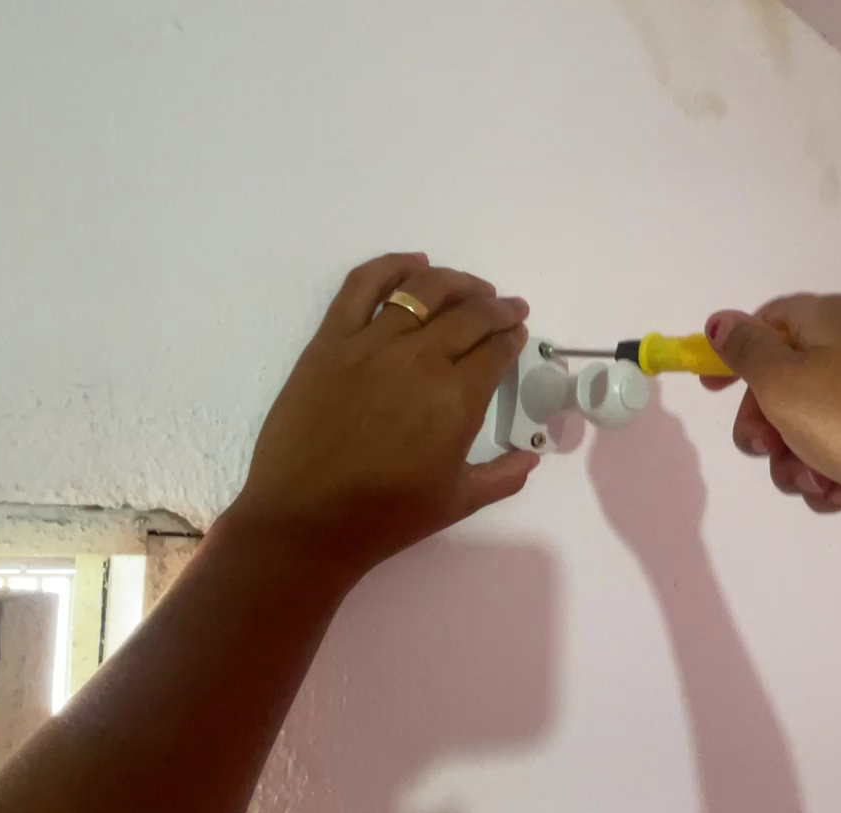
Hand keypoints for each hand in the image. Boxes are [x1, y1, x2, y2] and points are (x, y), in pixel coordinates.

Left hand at [228, 253, 539, 576]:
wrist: (307, 520)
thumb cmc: (388, 516)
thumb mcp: (458, 501)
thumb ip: (503, 476)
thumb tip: (533, 457)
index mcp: (458, 399)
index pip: (496, 350)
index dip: (512, 337)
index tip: (517, 333)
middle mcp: (421, 360)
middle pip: (470, 315)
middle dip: (498, 309)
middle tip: (508, 309)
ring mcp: (372, 344)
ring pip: (424, 290)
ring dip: (458, 282)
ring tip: (473, 287)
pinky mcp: (331, 340)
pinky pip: (363, 285)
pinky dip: (393, 266)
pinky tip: (414, 264)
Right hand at [588, 403, 705, 564]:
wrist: (664, 540)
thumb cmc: (626, 500)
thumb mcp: (601, 465)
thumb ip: (609, 435)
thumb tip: (609, 415)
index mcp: (655, 421)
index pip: (653, 389)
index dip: (640, 387)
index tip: (626, 396)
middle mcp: (678, 432)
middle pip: (662, 419)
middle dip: (646, 427)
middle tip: (626, 449)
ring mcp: (692, 456)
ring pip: (671, 443)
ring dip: (658, 451)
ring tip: (640, 475)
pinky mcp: (700, 478)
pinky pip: (680, 466)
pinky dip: (669, 472)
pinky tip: (656, 491)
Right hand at [702, 294, 840, 535]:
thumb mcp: (785, 382)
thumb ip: (745, 351)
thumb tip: (721, 320)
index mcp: (827, 320)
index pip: (765, 322)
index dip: (733, 354)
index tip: (711, 392)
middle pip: (780, 382)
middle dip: (764, 426)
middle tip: (766, 449)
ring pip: (805, 427)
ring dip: (794, 461)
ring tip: (814, 482)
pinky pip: (838, 451)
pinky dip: (829, 475)